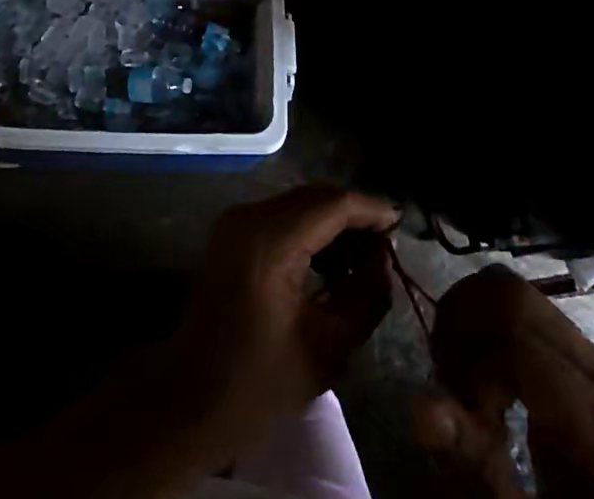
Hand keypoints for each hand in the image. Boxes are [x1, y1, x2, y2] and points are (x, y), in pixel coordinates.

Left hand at [165, 185, 397, 447]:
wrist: (192, 397)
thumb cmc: (261, 380)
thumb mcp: (331, 346)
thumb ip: (368, 295)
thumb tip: (384, 260)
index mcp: (271, 244)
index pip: (334, 204)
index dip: (372, 211)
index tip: (401, 226)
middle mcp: (249, 218)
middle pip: (316, 195)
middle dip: (355, 216)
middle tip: (384, 249)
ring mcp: (235, 221)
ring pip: (300, 201)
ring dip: (333, 222)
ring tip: (361, 262)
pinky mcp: (231, 231)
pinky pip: (281, 214)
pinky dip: (310, 229)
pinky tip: (329, 264)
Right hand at [415, 265, 593, 498]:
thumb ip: (477, 468)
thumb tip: (421, 408)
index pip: (512, 334)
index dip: (462, 359)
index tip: (452, 410)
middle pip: (513, 297)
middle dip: (460, 326)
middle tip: (445, 383)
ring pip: (519, 297)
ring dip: (472, 326)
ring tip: (463, 386)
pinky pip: (533, 319)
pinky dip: (492, 335)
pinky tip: (488, 386)